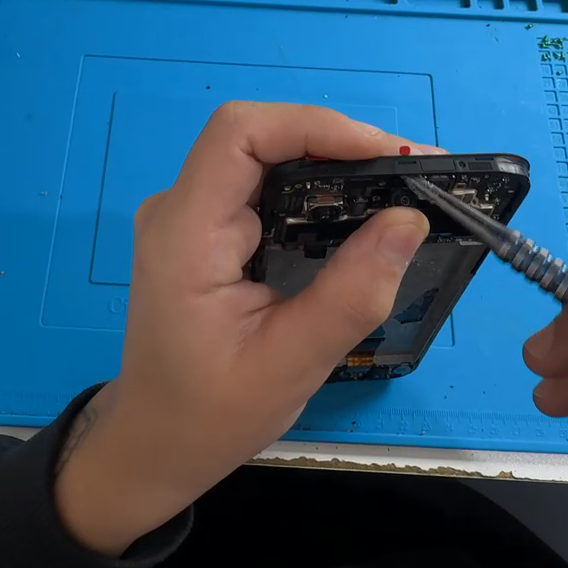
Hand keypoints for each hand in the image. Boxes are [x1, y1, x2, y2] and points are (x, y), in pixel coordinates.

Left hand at [53, 103, 436, 554]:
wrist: (155, 441)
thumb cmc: (210, 414)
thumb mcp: (290, 366)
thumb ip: (350, 294)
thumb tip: (409, 220)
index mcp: (185, 233)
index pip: (239, 134)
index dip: (312, 126)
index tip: (385, 154)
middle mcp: (180, 206)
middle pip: (257, 137)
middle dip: (337, 142)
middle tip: (412, 170)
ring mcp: (190, 212)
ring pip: (264, 154)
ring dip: (331, 160)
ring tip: (398, 183)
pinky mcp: (207, 225)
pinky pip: (263, 182)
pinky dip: (314, 185)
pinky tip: (356, 205)